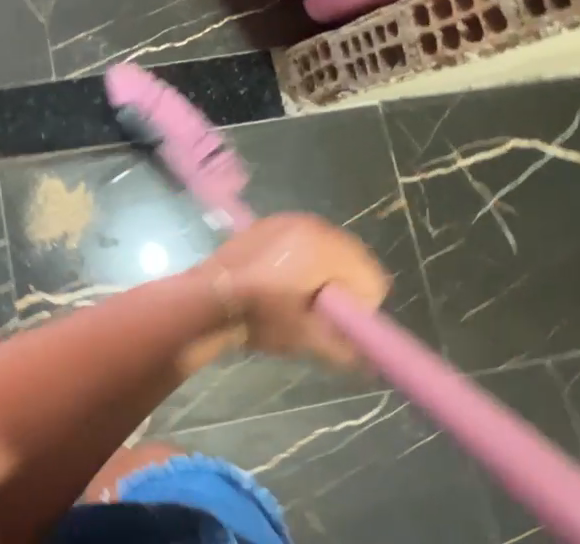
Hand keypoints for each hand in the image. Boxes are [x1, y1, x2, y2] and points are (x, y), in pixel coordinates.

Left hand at [205, 213, 390, 366]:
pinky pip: (304, 241)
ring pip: (329, 249)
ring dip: (324, 272)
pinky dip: (303, 258)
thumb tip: (367, 360)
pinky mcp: (269, 222)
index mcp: (328, 247)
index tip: (335, 322)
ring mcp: (288, 219)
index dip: (360, 307)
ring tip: (296, 295)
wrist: (208, 297)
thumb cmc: (261, 315)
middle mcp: (313, 224)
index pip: (372, 279)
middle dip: (343, 286)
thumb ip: (348, 350)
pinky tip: (280, 279)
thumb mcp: (309, 340)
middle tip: (316, 310)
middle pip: (352, 260)